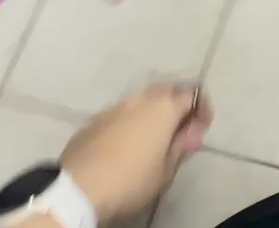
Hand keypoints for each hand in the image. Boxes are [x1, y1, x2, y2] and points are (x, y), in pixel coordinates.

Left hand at [60, 83, 210, 221]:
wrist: (76, 190)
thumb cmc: (130, 181)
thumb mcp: (165, 172)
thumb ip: (182, 146)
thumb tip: (192, 132)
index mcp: (165, 107)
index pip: (194, 95)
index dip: (202, 110)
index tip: (200, 130)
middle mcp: (143, 98)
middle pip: (169, 90)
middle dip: (178, 105)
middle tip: (178, 130)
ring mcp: (116, 106)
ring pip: (143, 100)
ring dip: (152, 112)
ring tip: (151, 136)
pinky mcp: (94, 120)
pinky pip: (121, 113)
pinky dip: (129, 122)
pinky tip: (124, 143)